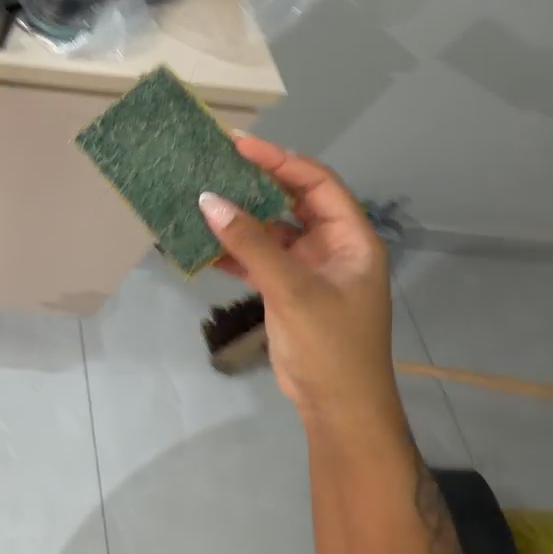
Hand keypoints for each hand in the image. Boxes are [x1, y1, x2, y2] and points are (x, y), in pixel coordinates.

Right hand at [199, 134, 399, 431]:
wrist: (338, 408)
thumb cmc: (331, 345)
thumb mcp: (292, 290)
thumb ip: (250, 243)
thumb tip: (207, 199)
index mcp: (352, 240)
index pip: (317, 183)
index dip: (280, 160)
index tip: (239, 145)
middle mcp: (332, 247)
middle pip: (292, 200)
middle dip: (255, 182)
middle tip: (215, 161)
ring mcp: (308, 269)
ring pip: (269, 228)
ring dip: (238, 216)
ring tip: (200, 196)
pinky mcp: (286, 289)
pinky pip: (255, 256)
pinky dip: (230, 249)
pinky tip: (200, 242)